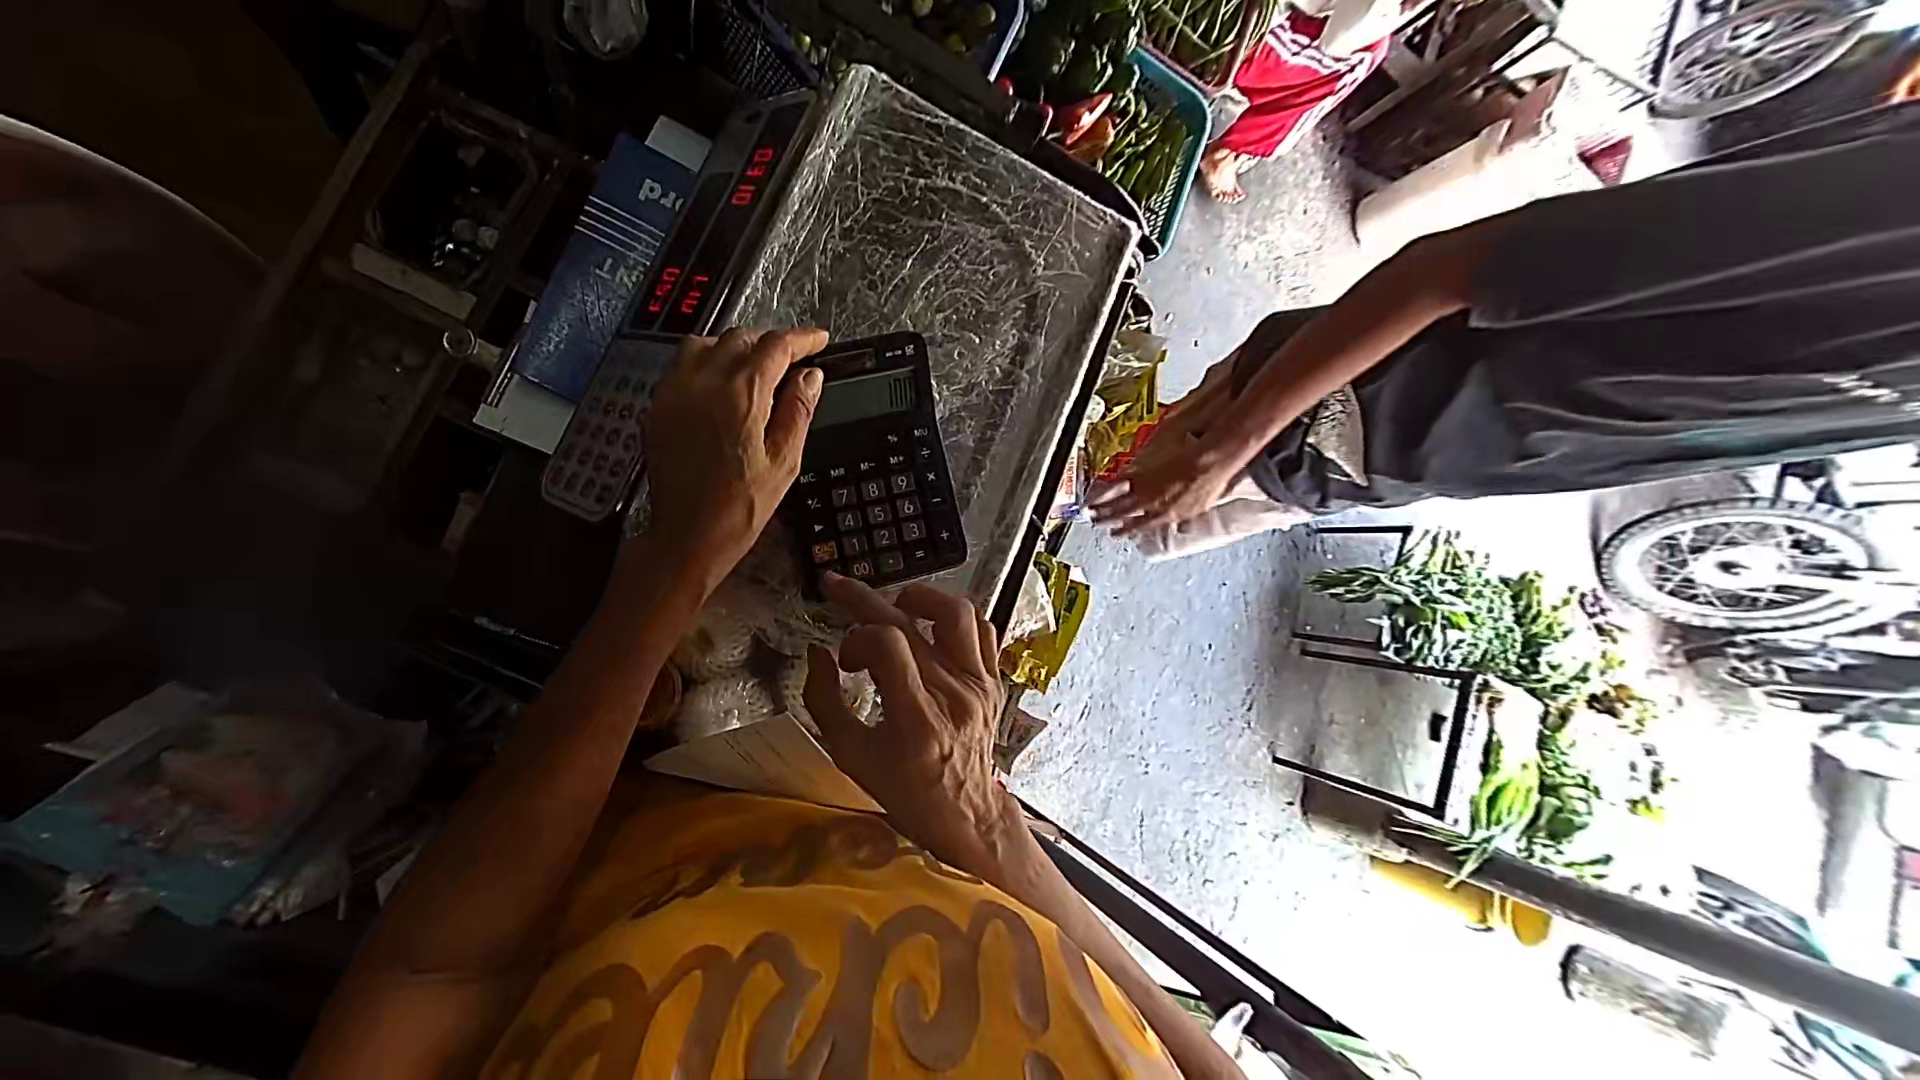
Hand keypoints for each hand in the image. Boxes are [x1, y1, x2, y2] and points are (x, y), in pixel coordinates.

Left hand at [643, 327, 826, 581]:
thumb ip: (798, 411)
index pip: (775, 346)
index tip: (818, 340)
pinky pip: (682, 365)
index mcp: (740, 396)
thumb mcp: (784, 462)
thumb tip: (811, 377)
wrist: (687, 536)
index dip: (802, 338)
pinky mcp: (658, 406)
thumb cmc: (738, 508)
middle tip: (793, 359)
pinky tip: (721, 387)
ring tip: (755, 368)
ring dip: (735, 347)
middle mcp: (702, 383)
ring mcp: (674, 392)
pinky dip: (708, 363)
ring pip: (706, 343)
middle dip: (771, 342)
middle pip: (740, 338)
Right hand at [803, 574, 1023, 882]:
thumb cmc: (905, 790)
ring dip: (920, 599)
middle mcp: (954, 694)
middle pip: (911, 622)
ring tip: (894, 607)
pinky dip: (952, 618)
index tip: (844, 658)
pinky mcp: (994, 680)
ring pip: (956, 613)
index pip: (889, 646)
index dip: (857, 638)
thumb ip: (824, 701)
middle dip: (865, 599)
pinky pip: (982, 629)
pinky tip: (929, 627)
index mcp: (918, 720)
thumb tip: (818, 652)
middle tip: (838, 588)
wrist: (966, 812)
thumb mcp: (850, 755)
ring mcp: (980, 684)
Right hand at [1087, 436, 1238, 535]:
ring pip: (1117, 499)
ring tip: (1090, 508)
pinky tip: (1101, 485)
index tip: (1116, 534)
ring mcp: (1144, 488)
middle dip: (1107, 519)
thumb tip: (1180, 526)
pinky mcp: (1142, 471)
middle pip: (1123, 514)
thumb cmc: (1208, 483)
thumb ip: (1182, 518)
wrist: (1207, 462)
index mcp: (1164, 516)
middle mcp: (1150, 504)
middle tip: (1095, 522)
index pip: (1139, 527)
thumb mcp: (1198, 508)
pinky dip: (1109, 485)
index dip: (1126, 531)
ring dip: (1102, 505)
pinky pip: (1121, 480)